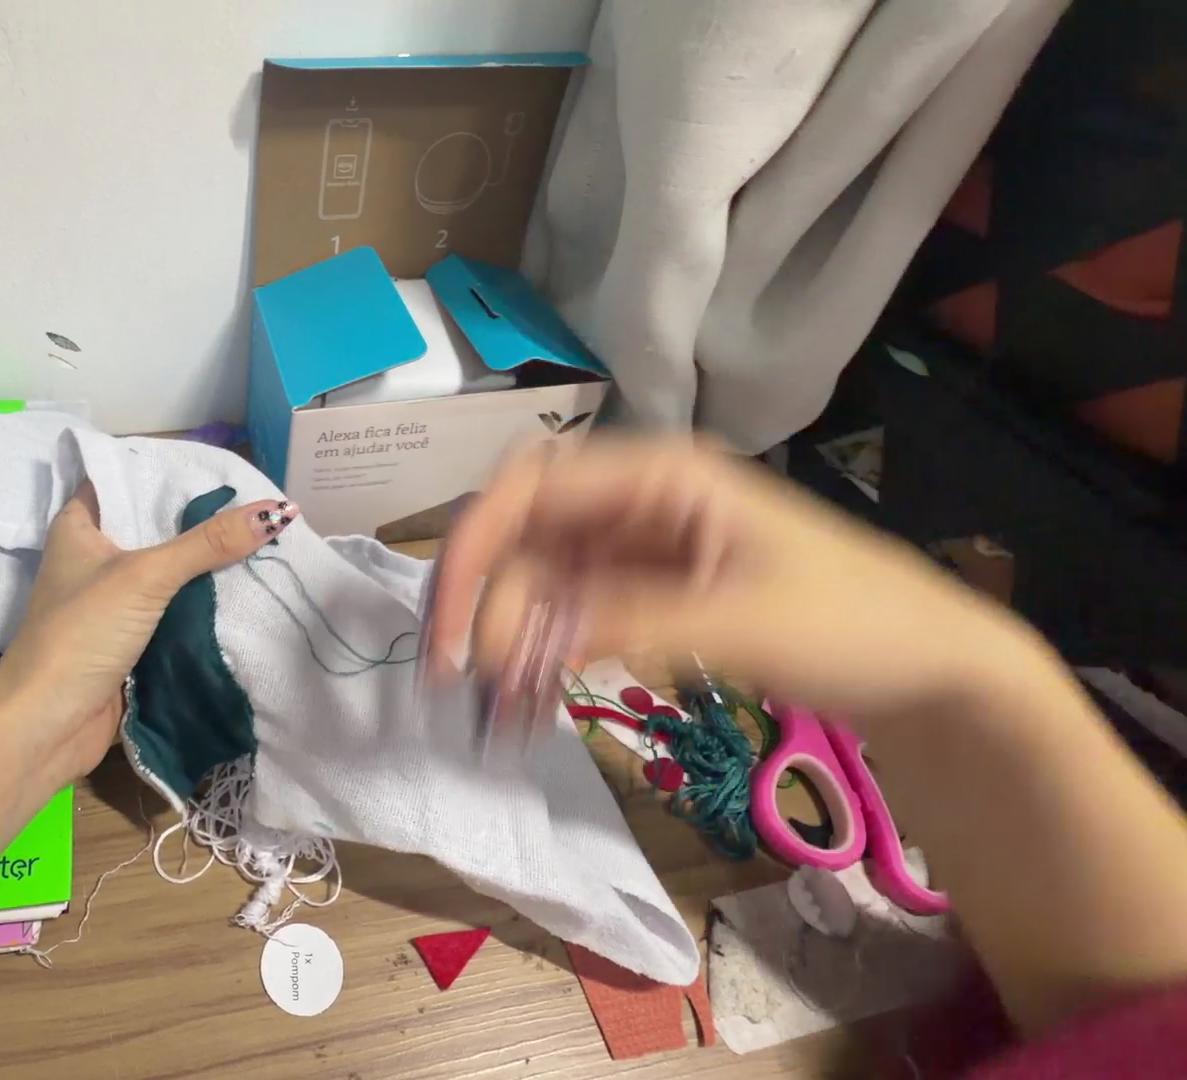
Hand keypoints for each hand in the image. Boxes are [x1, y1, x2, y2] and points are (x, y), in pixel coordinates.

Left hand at [0, 483, 296, 785]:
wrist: (47, 726)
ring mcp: (111, 600)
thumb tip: (278, 510)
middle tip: (257, 500)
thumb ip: (208, 543)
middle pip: (152, 526)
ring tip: (262, 535)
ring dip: (204, 561)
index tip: (220, 465)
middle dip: (199, 518)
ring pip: (166, 569)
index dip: (168, 470)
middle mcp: (92, 557)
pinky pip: (172, 607)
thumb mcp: (145, 577)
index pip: (124, 479)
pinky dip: (201, 600)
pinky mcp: (128, 637)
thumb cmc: (81, 634)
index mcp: (78, 526)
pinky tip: (244, 585)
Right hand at [430, 436, 1051, 724]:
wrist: (930, 672)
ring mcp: (624, 549)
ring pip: (529, 580)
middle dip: (485, 604)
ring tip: (502, 707)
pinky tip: (528, 699)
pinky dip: (534, 655)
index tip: (450, 617)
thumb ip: (626, 621)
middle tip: (469, 682)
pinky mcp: (627, 592)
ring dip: (504, 638)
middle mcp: (627, 503)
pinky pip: (557, 615)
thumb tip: (519, 641)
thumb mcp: (745, 621)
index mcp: (657, 476)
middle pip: (519, 537)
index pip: (531, 486)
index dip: (476, 542)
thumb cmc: (859, 624)